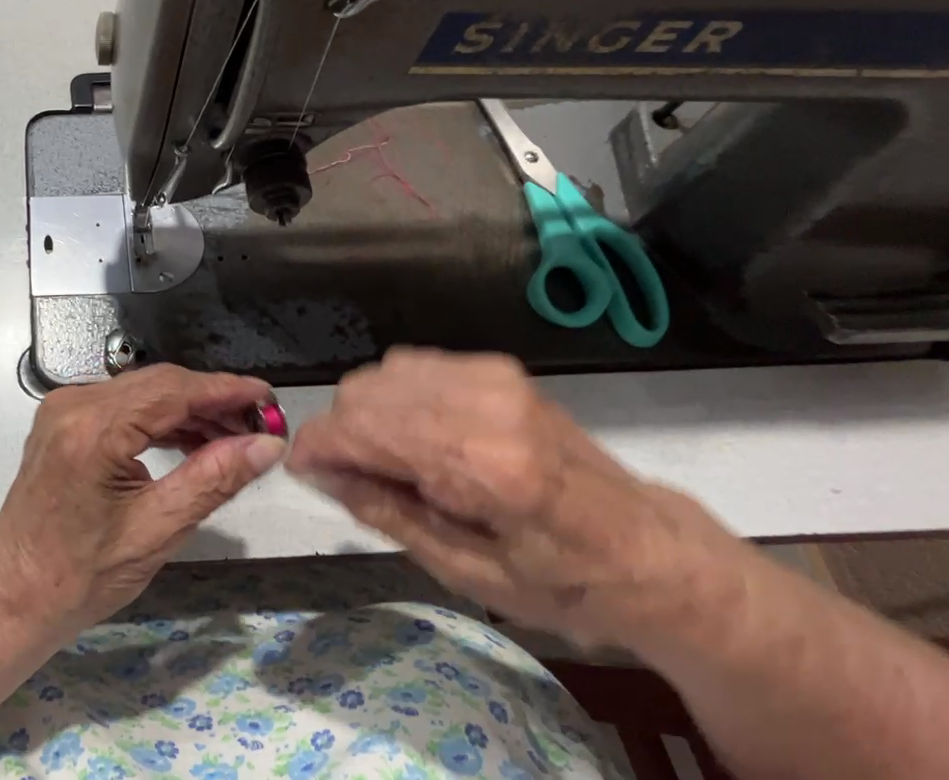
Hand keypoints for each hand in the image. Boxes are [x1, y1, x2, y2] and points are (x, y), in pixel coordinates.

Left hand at [0, 365, 287, 639]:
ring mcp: (64, 408)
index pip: (172, 391)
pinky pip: (124, 404)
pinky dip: (160, 418)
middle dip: (213, 401)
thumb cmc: (83, 573)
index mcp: (92, 431)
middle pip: (158, 384)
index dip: (226, 391)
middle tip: (260, 427)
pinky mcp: (64, 419)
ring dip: (189, 409)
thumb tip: (266, 445)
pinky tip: (193, 440)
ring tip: (235, 439)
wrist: (17, 589)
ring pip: (143, 391)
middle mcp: (74, 405)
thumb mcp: (157, 530)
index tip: (269, 399)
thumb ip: (213, 480)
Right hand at [285, 347, 757, 649]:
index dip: (317, 448)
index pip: (363, 429)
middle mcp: (486, 403)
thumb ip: (384, 510)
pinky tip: (413, 437)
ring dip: (365, 415)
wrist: (647, 551)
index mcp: (485, 463)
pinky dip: (394, 399)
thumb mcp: (464, 571)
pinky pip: (410, 367)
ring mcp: (494, 376)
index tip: (301, 472)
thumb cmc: (561, 582)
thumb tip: (315, 470)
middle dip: (340, 434)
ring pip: (381, 374)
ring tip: (387, 463)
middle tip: (351, 481)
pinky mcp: (498, 367)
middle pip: (363, 393)